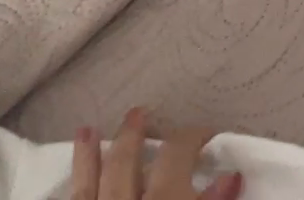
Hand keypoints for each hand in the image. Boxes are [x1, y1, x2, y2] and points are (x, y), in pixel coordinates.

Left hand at [71, 107, 243, 199]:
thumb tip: (232, 175)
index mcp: (163, 198)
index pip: (177, 153)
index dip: (192, 137)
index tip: (207, 134)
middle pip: (125, 163)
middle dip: (132, 136)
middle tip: (138, 111)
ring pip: (87, 187)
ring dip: (87, 158)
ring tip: (85, 130)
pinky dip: (73, 190)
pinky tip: (71, 182)